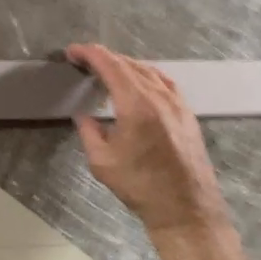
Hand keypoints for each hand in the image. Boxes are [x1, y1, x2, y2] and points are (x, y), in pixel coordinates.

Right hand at [66, 44, 231, 241]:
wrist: (185, 208)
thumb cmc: (140, 186)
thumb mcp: (102, 161)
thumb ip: (89, 132)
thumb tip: (83, 115)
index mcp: (137, 105)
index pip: (111, 67)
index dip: (90, 54)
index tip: (73, 52)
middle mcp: (160, 98)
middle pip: (130, 65)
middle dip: (105, 58)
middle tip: (84, 59)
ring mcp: (178, 104)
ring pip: (149, 72)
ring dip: (126, 65)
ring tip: (107, 69)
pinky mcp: (187, 114)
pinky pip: (165, 83)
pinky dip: (146, 75)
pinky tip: (139, 83)